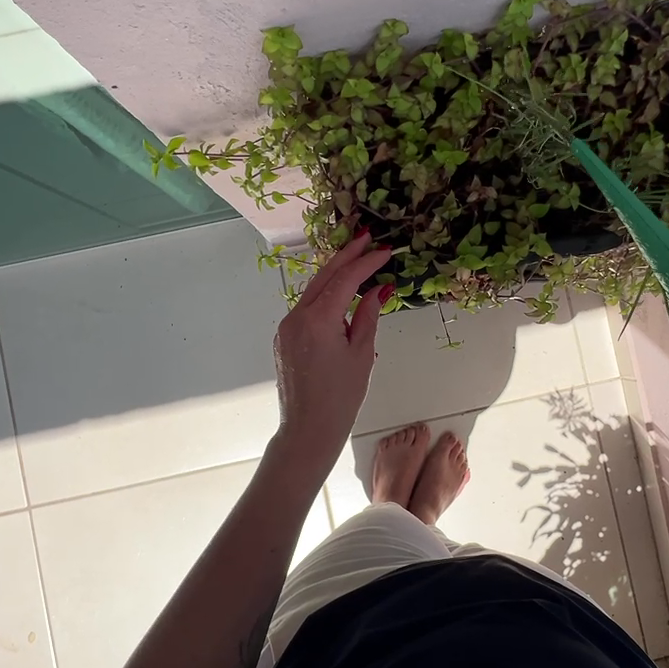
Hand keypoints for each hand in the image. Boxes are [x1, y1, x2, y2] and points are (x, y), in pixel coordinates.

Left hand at [270, 231, 393, 467]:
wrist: (308, 430)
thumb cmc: (342, 397)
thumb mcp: (362, 354)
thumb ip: (368, 316)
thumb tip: (377, 289)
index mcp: (318, 319)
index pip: (345, 279)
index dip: (366, 262)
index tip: (385, 249)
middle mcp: (296, 316)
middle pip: (324, 276)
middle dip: (346, 255)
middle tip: (367, 237)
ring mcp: (286, 327)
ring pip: (313, 290)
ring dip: (335, 274)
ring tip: (357, 259)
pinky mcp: (284, 338)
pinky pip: (306, 308)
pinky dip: (325, 296)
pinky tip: (340, 293)